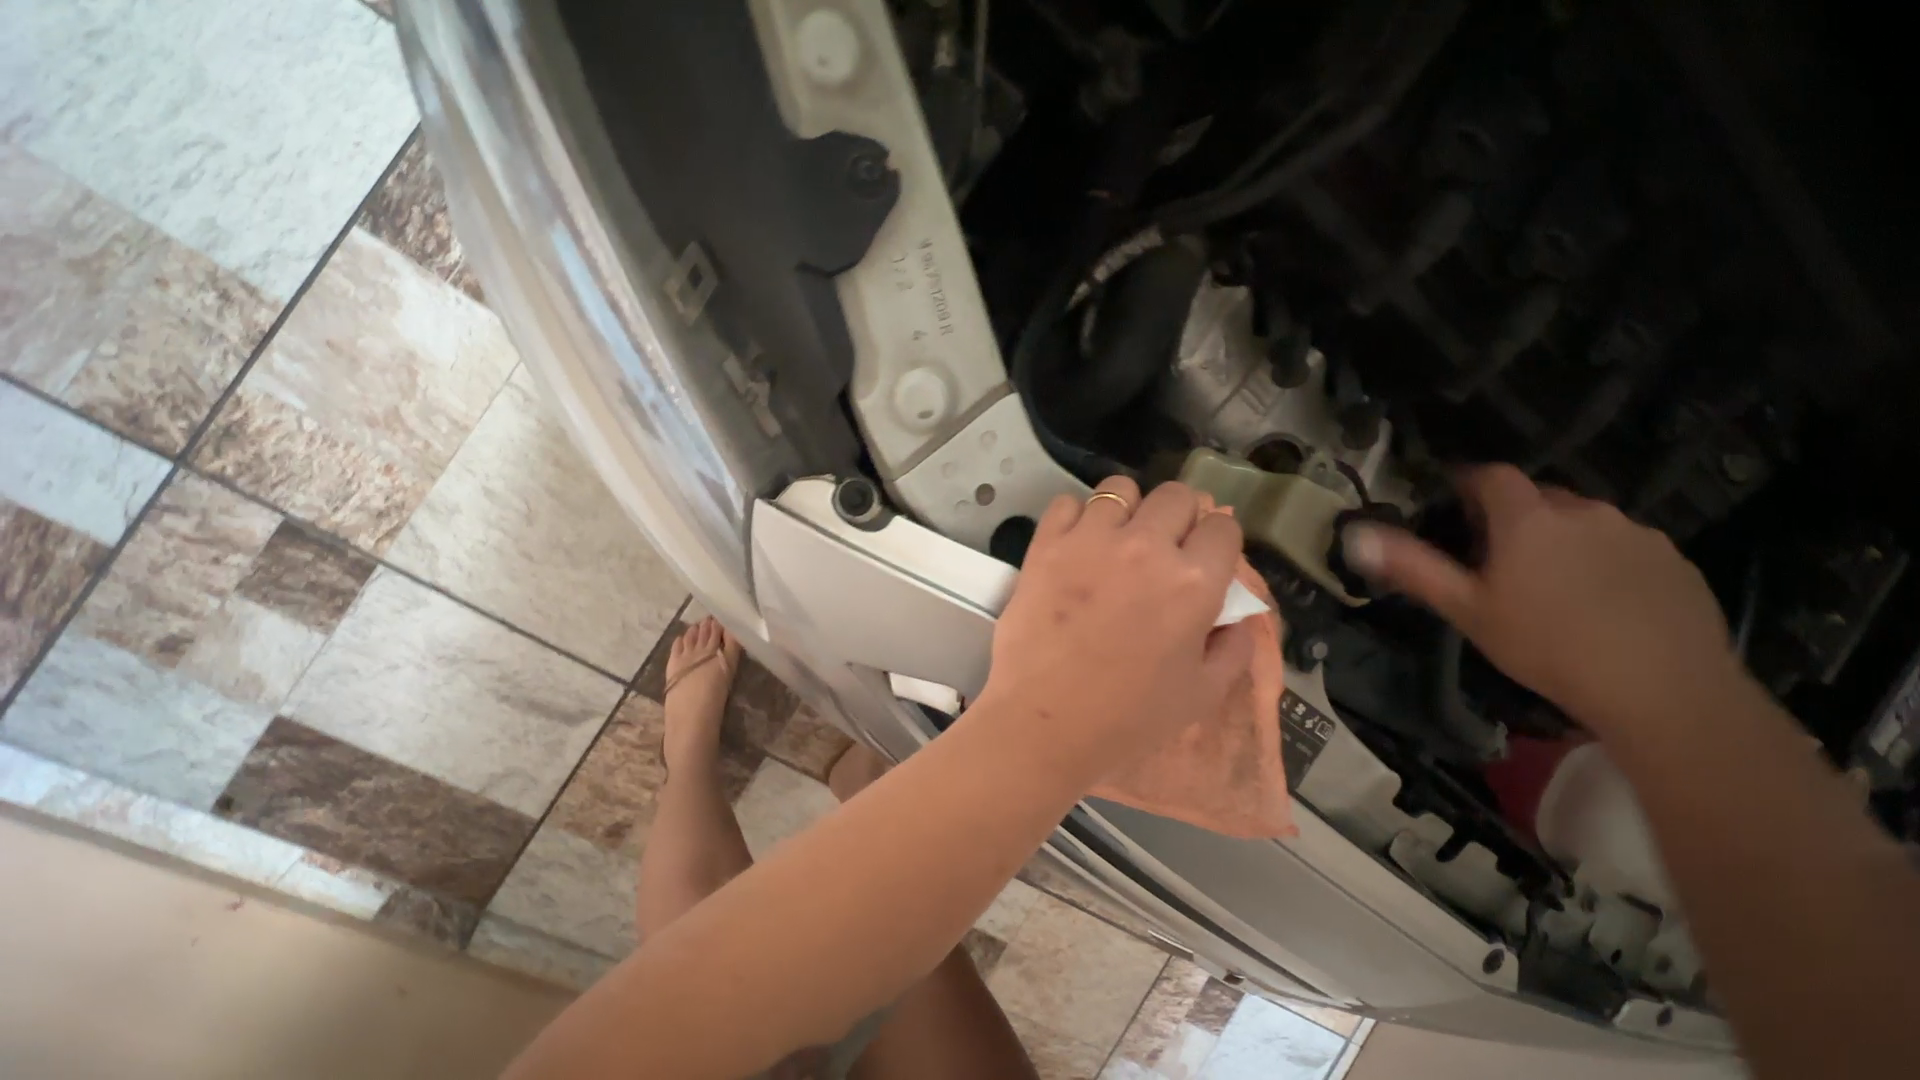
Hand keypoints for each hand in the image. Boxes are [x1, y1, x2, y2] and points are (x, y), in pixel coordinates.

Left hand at [981, 476, 1255, 778]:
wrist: (1044, 723)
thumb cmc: (1129, 717)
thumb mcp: (1203, 693)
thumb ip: (1234, 648)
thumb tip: (1238, 615)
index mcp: (1194, 582)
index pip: (1222, 527)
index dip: (1217, 542)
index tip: (1205, 559)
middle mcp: (1146, 547)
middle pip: (1176, 496)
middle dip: (1179, 517)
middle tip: (1165, 549)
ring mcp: (1091, 540)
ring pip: (1120, 489)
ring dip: (1128, 510)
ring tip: (1118, 541)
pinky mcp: (1046, 545)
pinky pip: (1067, 503)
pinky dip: (1076, 517)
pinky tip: (1077, 545)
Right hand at [1341, 464, 1743, 733]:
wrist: (1661, 689)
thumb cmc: (1547, 646)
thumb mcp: (1467, 611)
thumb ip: (1413, 568)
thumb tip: (1356, 534)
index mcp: (1528, 518)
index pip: (1491, 476)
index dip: (1468, 482)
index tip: (1451, 501)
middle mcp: (1583, 510)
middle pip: (1539, 498)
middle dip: (1514, 516)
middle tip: (1496, 556)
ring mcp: (1636, 533)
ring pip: (1584, 523)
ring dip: (1562, 539)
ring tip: (1552, 584)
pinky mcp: (1674, 560)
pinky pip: (1625, 548)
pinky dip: (1605, 562)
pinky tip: (1603, 604)